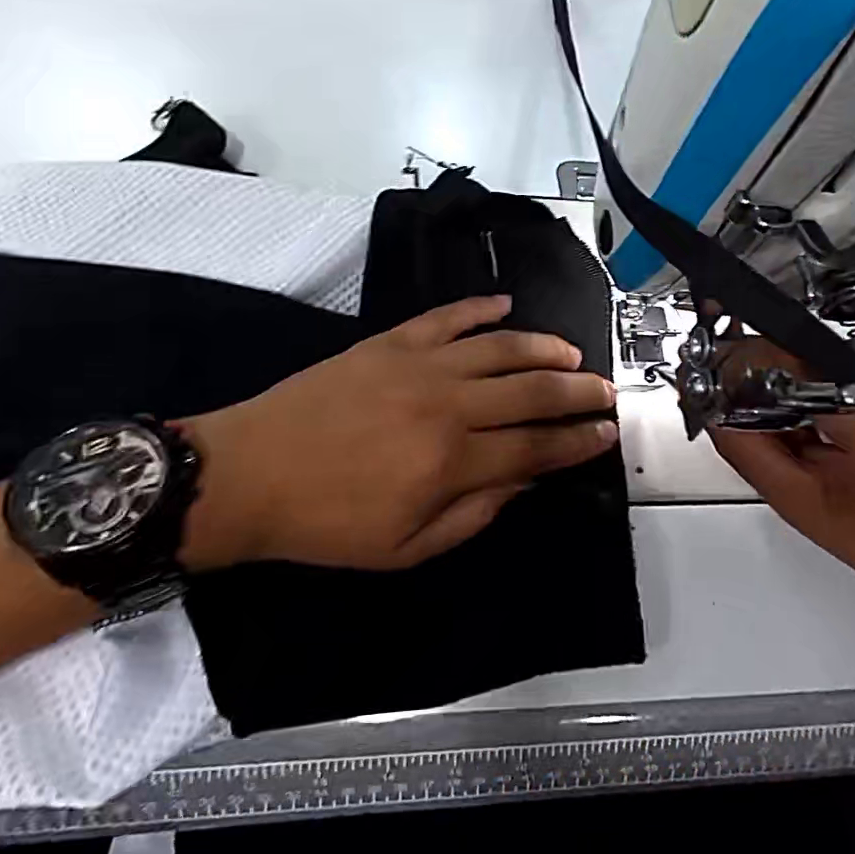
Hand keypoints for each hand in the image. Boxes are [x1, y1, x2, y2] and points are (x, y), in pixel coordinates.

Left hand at [178, 296, 616, 570]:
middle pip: (532, 391)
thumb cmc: (326, 524)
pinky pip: (447, 317)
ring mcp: (419, 365)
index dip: (577, 440)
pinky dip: (480, 308)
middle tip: (605, 391)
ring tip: (572, 353)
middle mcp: (447, 406)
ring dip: (543, 348)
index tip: (606, 432)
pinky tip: (505, 305)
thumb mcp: (405, 548)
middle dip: (578, 391)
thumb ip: (474, 515)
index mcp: (452, 463)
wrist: (248, 474)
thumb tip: (524, 482)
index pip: (535, 447)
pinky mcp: (389, 341)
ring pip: (500, 347)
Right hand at [706, 343, 854, 591]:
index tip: (731, 391)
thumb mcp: (804, 505)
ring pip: (844, 364)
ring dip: (823, 394)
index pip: (788, 361)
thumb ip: (750, 451)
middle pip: (816, 362)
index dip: (749, 376)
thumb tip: (716, 413)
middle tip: (788, 436)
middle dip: (787, 392)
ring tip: (831, 442)